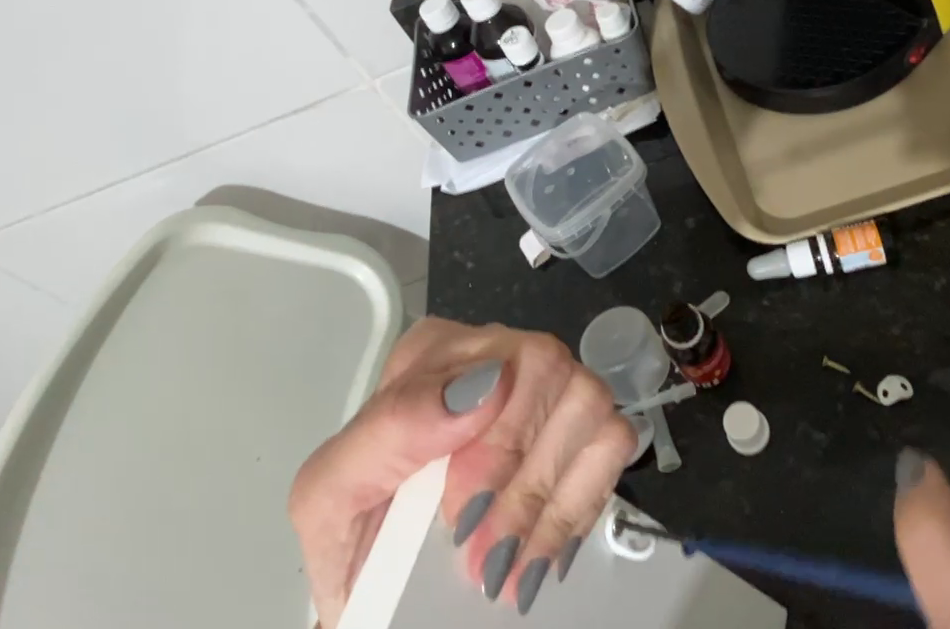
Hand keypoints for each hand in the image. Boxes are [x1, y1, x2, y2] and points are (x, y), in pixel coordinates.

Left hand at [288, 317, 634, 624]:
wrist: (377, 595)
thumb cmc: (351, 539)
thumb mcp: (333, 491)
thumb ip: (394, 428)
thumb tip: (485, 387)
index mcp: (434, 354)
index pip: (494, 356)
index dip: (495, 441)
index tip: (461, 520)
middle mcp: (499, 354)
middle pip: (555, 374)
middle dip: (525, 480)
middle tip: (486, 558)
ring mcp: (546, 390)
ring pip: (594, 407)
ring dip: (554, 502)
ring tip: (510, 569)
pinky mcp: (579, 435)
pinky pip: (615, 445)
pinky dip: (580, 509)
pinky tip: (540, 552)